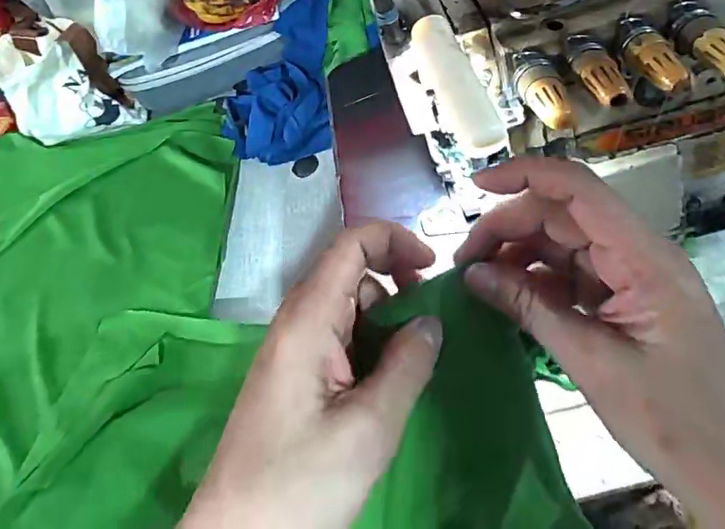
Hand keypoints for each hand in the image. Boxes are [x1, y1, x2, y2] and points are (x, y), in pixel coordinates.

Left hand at [181, 222, 443, 528]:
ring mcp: (292, 347)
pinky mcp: (293, 374)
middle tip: (428, 323)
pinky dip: (368, 343)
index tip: (432, 268)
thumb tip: (431, 322)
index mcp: (308, 319)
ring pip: (347, 305)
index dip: (395, 240)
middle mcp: (296, 321)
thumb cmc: (300, 484)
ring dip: (384, 318)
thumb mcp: (369, 429)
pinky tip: (384, 380)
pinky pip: (338, 336)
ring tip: (409, 361)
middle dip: (396, 282)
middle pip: (352, 271)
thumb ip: (407, 366)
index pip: (352, 243)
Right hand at [456, 158, 724, 528]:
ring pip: (568, 244)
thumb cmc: (676, 422)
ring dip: (523, 254)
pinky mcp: (631, 300)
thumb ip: (531, 309)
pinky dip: (543, 282)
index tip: (476, 185)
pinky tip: (512, 298)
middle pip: (565, 215)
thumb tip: (473, 275)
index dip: (524, 173)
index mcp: (642, 255)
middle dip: (512, 226)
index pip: (578, 188)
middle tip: (466, 261)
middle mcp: (640, 252)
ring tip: (481, 280)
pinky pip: (578, 275)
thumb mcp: (594, 364)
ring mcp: (636, 276)